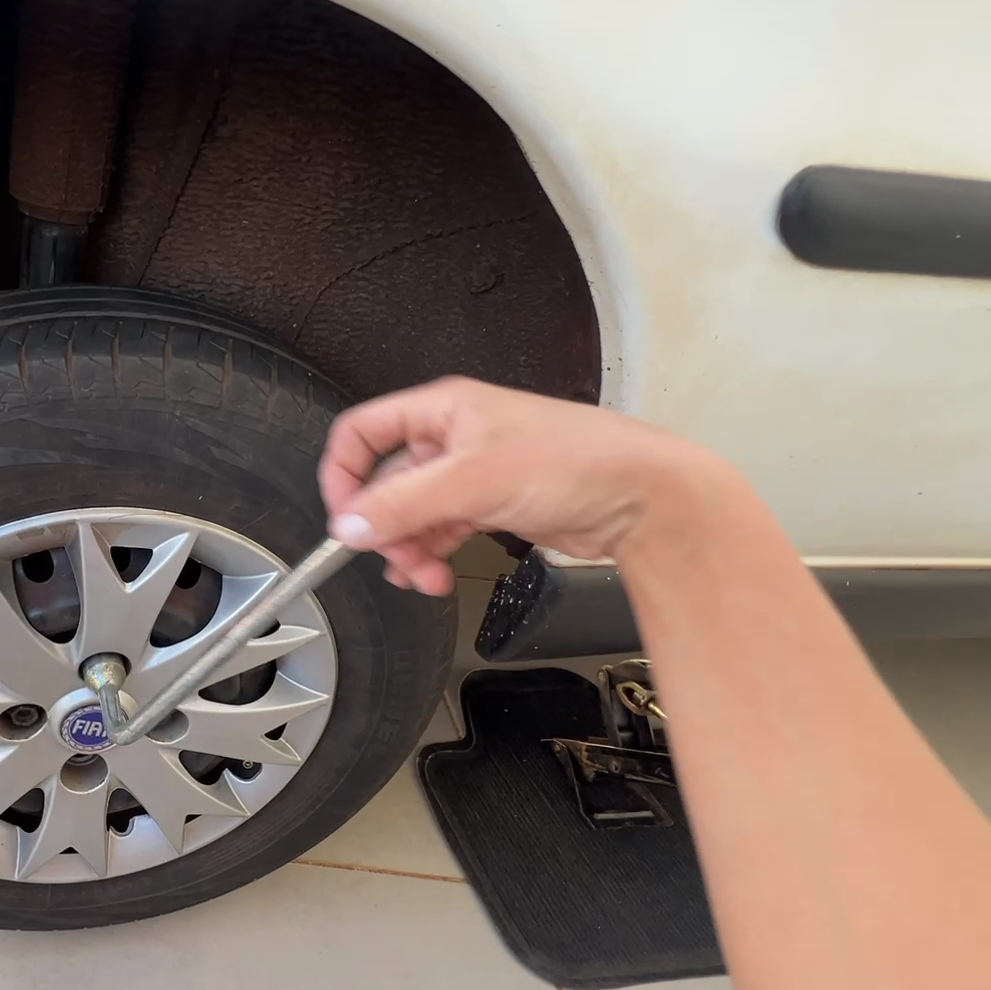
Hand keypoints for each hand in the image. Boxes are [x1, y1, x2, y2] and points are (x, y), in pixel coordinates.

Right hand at [318, 376, 729, 594]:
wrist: (647, 499)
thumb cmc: (574, 463)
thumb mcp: (473, 482)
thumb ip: (402, 506)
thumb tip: (346, 528)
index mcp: (439, 411)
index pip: (361, 434)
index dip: (343, 475)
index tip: (344, 519)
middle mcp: (448, 438)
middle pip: (385, 485)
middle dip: (385, 528)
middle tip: (394, 561)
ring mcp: (467, 474)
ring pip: (410, 514)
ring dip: (409, 550)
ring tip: (424, 578)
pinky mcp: (485, 505)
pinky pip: (438, 531)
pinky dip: (431, 556)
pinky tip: (435, 577)